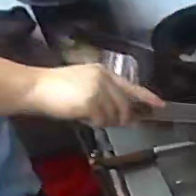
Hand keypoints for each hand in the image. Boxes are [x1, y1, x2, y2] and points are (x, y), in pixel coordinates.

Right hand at [23, 64, 165, 125]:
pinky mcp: (91, 101)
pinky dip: (91, 122)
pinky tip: (79, 114)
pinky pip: (101, 121)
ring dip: (102, 120)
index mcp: (103, 73)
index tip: (161, 105)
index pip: (132, 86)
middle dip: (118, 119)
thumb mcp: (85, 86)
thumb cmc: (56, 89)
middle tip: (100, 118)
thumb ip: (107, 97)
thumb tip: (127, 116)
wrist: (34, 87)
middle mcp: (104, 79)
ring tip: (83, 112)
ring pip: (114, 117)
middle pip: (125, 108)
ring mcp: (99, 89)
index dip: (147, 97)